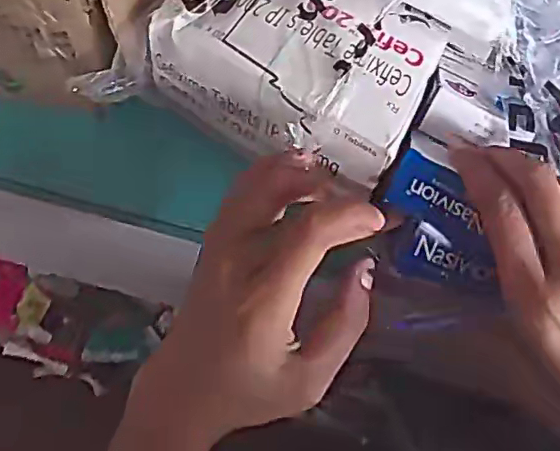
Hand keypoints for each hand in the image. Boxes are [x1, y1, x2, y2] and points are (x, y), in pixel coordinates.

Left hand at [111, 151, 385, 450]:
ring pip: (257, 182)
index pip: (308, 233)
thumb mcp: (308, 381)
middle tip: (356, 198)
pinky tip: (295, 170)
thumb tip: (364, 270)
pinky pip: (243, 188)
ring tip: (329, 176)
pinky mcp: (215, 236)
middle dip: (326, 185)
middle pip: (279, 193)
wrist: (183, 391)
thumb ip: (345, 327)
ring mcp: (220, 244)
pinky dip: (272, 169)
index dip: (349, 214)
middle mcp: (236, 262)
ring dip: (297, 170)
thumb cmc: (249, 387)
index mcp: (262, 301)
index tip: (376, 218)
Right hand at [452, 147, 559, 450]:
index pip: (501, 211)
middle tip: (491, 152)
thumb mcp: (523, 348)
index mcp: (539, 303)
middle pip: (539, 183)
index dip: (478, 172)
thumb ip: (503, 286)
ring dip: (546, 187)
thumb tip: (486, 228)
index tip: (464, 155)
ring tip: (531, 190)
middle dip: (509, 157)